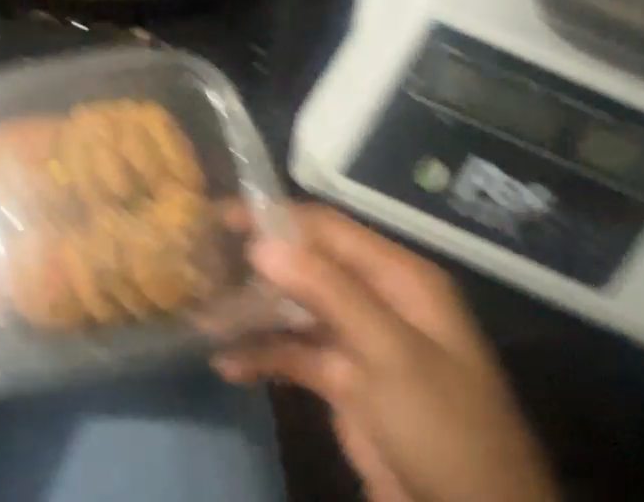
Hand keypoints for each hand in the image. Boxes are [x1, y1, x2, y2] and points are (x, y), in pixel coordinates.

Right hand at [214, 204, 558, 501]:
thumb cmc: (444, 425)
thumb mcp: (390, 353)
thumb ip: (327, 292)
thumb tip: (259, 242)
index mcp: (398, 279)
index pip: (326, 229)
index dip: (272, 218)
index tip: (217, 218)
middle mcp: (377, 300)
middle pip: (304, 267)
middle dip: (254, 267)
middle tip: (200, 266)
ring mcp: (358, 341)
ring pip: (293, 310)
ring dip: (250, 313)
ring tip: (201, 315)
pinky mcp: (342, 382)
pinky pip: (293, 354)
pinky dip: (261, 355)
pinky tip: (225, 364)